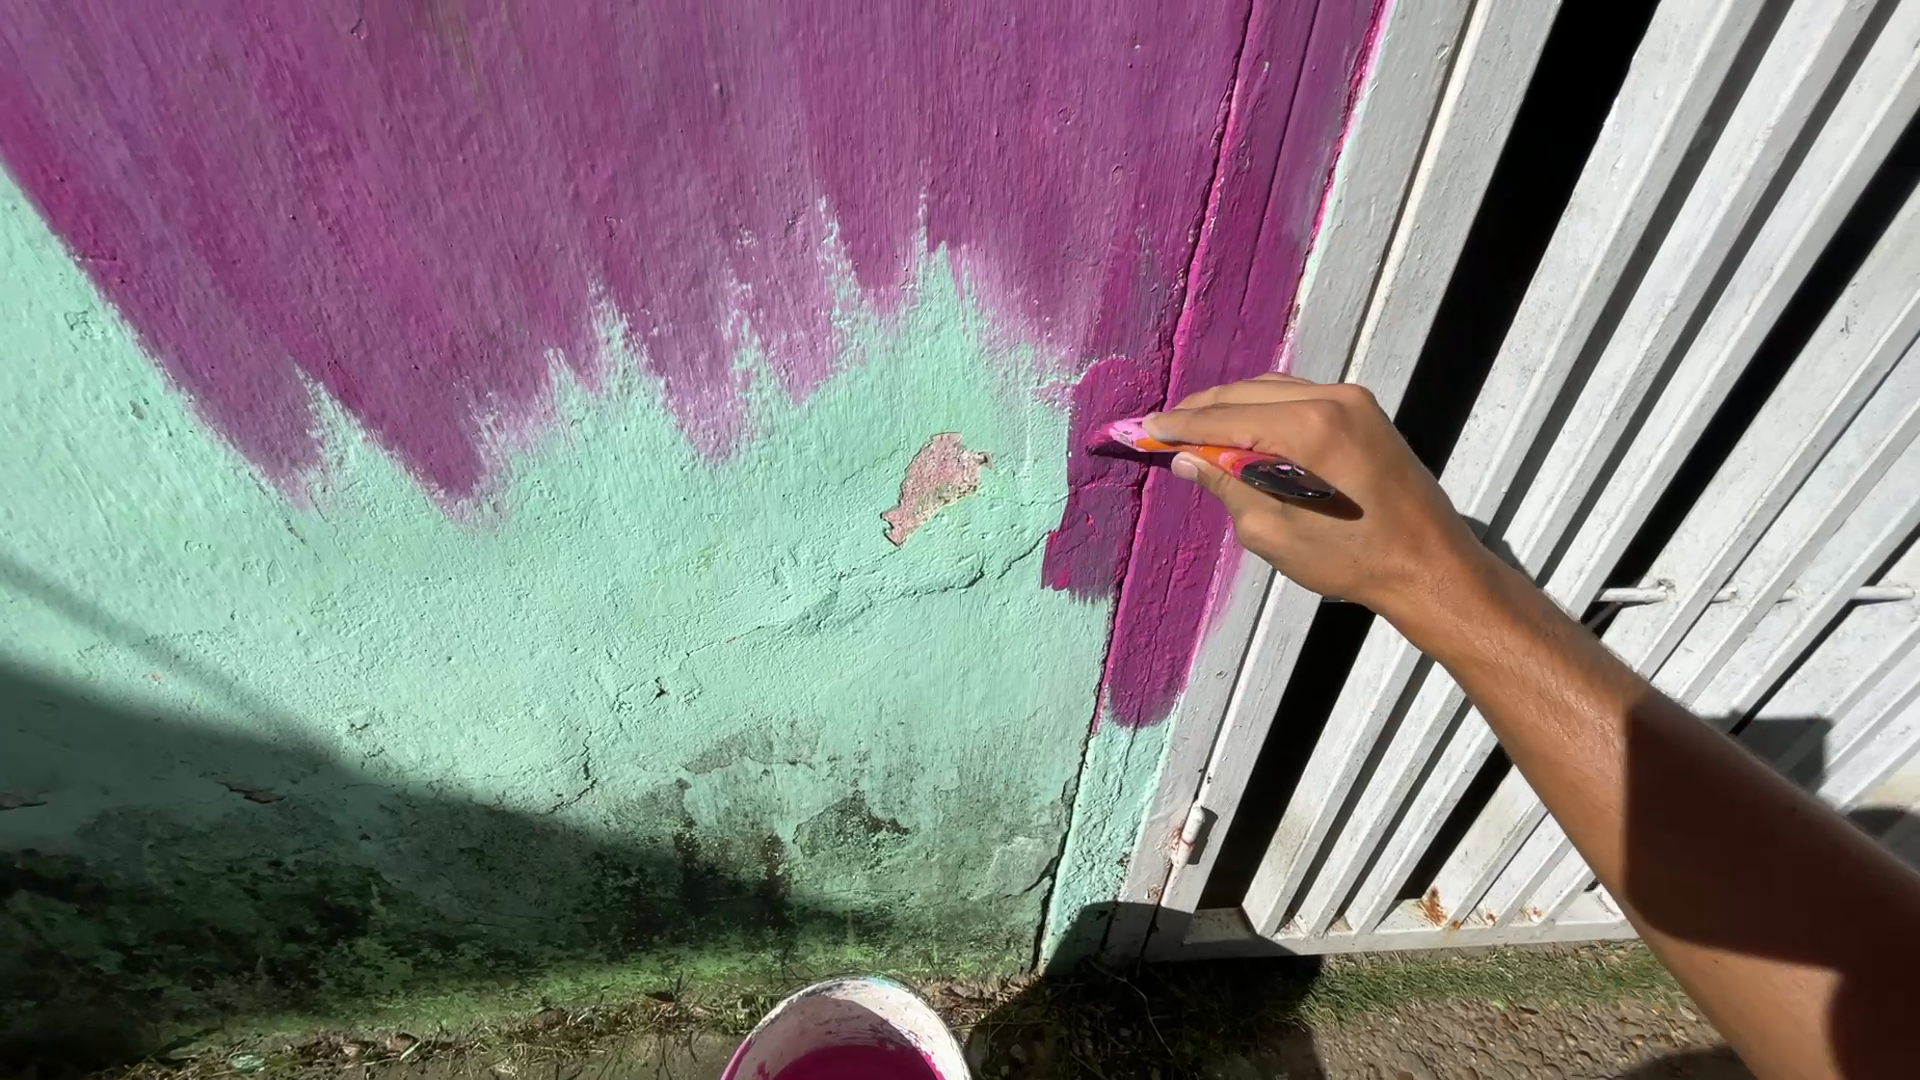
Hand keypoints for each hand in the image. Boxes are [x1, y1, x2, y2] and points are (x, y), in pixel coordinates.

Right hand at [1145, 374, 1494, 622]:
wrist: (1429, 564)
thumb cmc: (1347, 558)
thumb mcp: (1270, 530)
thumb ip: (1225, 484)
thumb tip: (1186, 458)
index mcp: (1305, 427)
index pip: (1222, 417)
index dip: (1177, 426)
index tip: (1142, 430)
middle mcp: (1329, 398)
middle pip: (1243, 393)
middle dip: (1198, 411)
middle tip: (1162, 431)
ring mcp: (1350, 399)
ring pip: (1268, 389)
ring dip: (1228, 407)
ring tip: (1194, 430)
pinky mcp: (1362, 409)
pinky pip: (1295, 396)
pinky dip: (1260, 408)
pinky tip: (1241, 428)